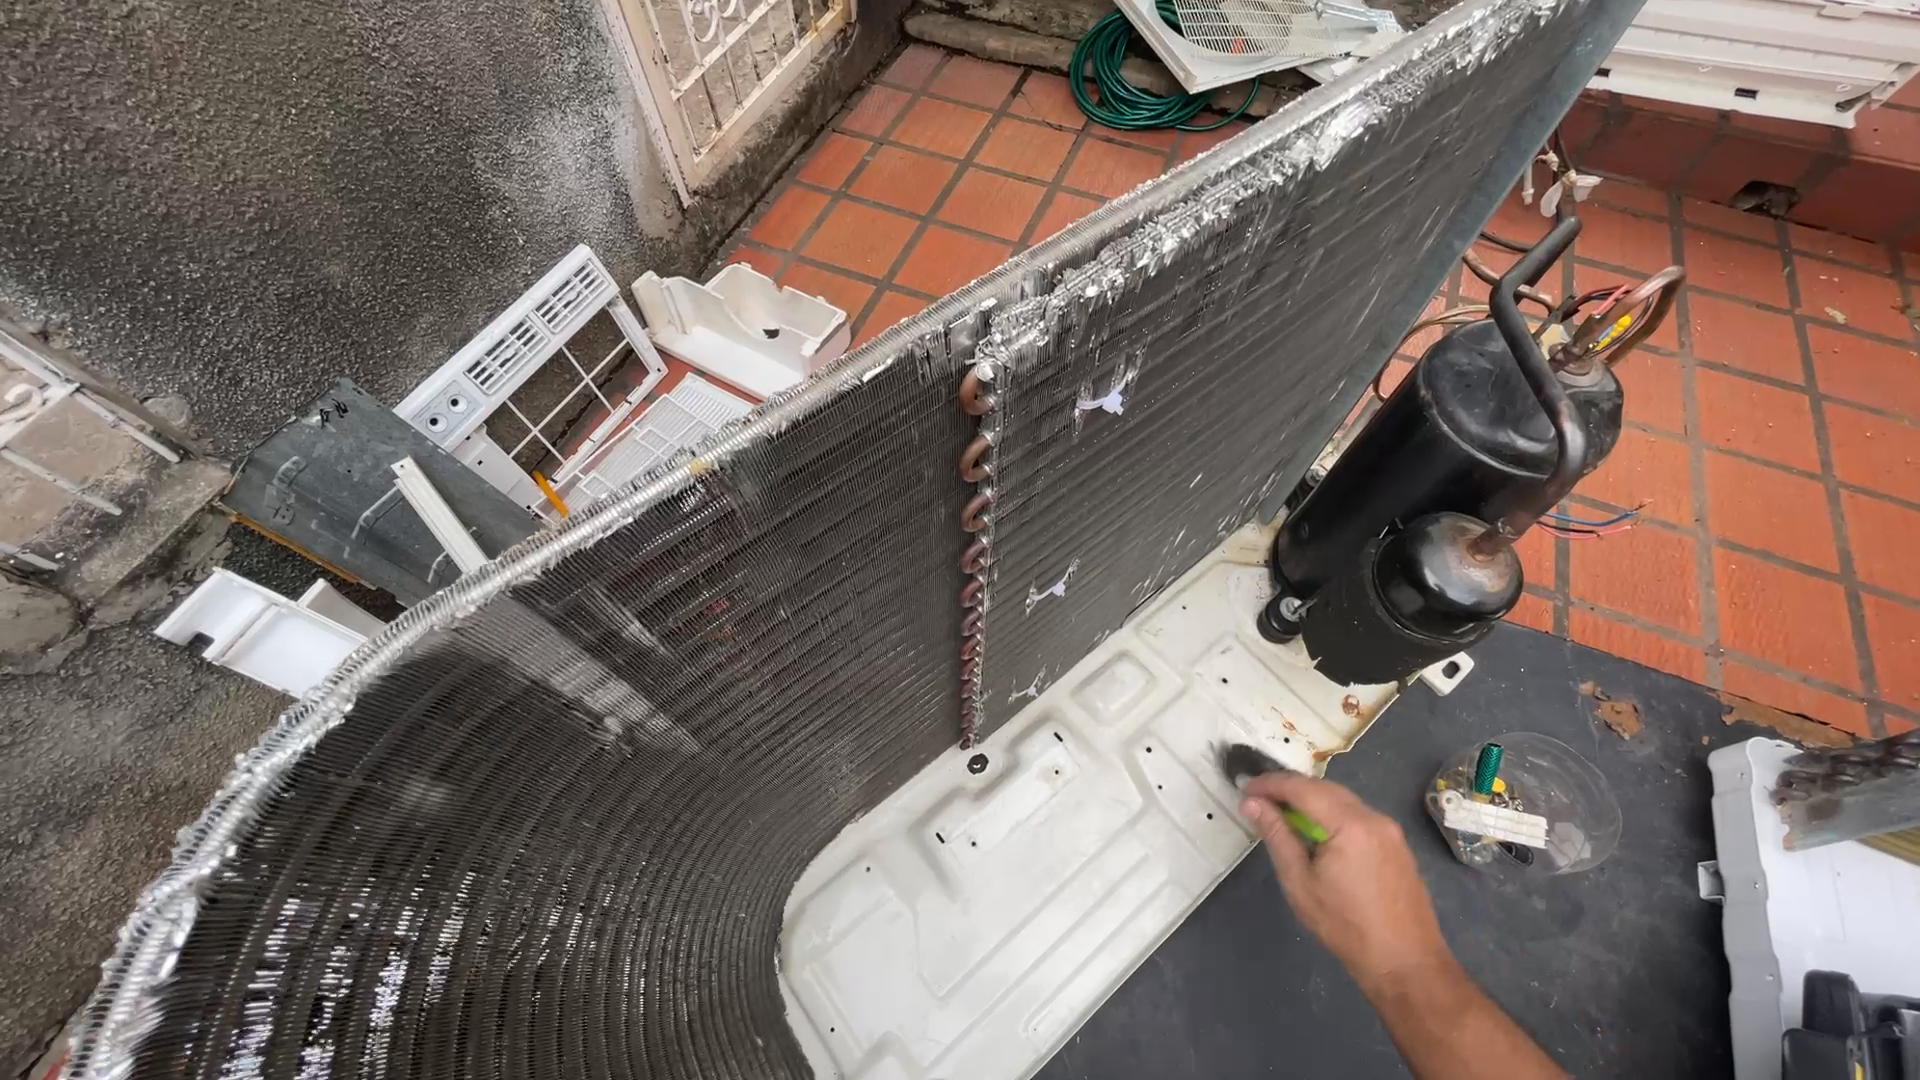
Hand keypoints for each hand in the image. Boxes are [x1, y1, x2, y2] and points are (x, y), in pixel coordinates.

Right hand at [1239, 772, 1451, 988]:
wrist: (1407, 964)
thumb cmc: (1346, 926)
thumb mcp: (1300, 882)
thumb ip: (1276, 835)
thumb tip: (1251, 803)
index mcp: (1350, 825)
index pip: (1302, 788)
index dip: (1270, 784)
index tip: (1245, 789)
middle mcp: (1373, 818)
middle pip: (1323, 787)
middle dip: (1289, 788)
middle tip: (1258, 799)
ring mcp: (1389, 830)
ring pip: (1341, 799)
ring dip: (1310, 799)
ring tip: (1282, 814)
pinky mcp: (1396, 844)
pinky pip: (1356, 814)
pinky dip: (1330, 812)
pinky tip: (1316, 831)